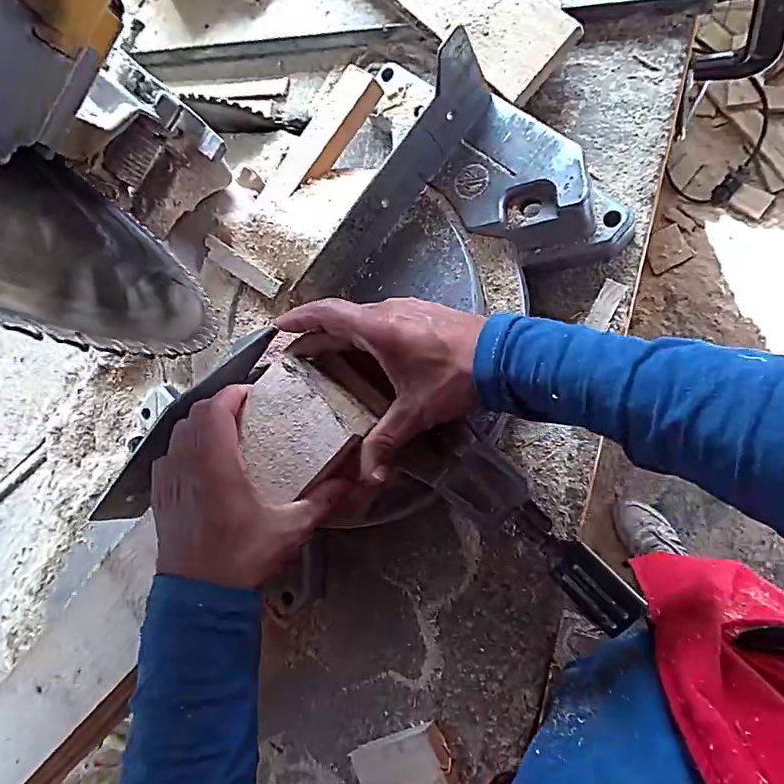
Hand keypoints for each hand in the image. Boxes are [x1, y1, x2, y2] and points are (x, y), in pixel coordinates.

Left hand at [153, 385, 348, 588]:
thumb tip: (347, 484)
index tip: (251, 392)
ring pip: (177, 433)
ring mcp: (169, 482)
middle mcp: (187, 467)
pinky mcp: (161, 497)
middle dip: (219, 405)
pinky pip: (168, 456)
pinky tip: (203, 462)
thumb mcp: (290, 528)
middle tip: (244, 410)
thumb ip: (321, 501)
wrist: (199, 595)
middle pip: (194, 414)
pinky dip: (185, 447)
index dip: (232, 393)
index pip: (215, 410)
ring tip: (225, 431)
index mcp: (216, 466)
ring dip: (200, 424)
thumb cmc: (238, 561)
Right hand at [274, 297, 484, 484]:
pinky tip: (374, 353)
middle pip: (341, 317)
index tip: (279, 329)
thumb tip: (369, 474)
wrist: (503, 355)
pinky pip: (387, 318)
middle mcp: (390, 310)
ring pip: (365, 317)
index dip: (298, 320)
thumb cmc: (456, 377)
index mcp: (378, 327)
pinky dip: (369, 333)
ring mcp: (410, 308)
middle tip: (301, 354)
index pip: (325, 314)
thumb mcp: (416, 412)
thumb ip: (387, 441)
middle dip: (318, 334)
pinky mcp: (426, 313)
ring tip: (333, 355)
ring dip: (345, 333)